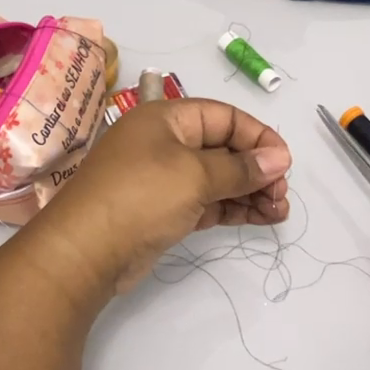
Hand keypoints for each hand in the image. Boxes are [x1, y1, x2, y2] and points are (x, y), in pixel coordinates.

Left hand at [30, 99, 290, 291]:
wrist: (84, 253)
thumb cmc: (139, 198)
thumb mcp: (194, 175)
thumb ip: (241, 168)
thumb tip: (279, 159)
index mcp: (165, 119)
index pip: (224, 117)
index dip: (258, 137)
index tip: (285, 163)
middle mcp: (164, 143)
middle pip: (223, 148)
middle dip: (257, 169)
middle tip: (282, 195)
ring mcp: (163, 179)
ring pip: (218, 178)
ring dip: (250, 192)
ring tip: (279, 212)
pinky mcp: (164, 211)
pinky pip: (208, 202)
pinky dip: (233, 208)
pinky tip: (260, 218)